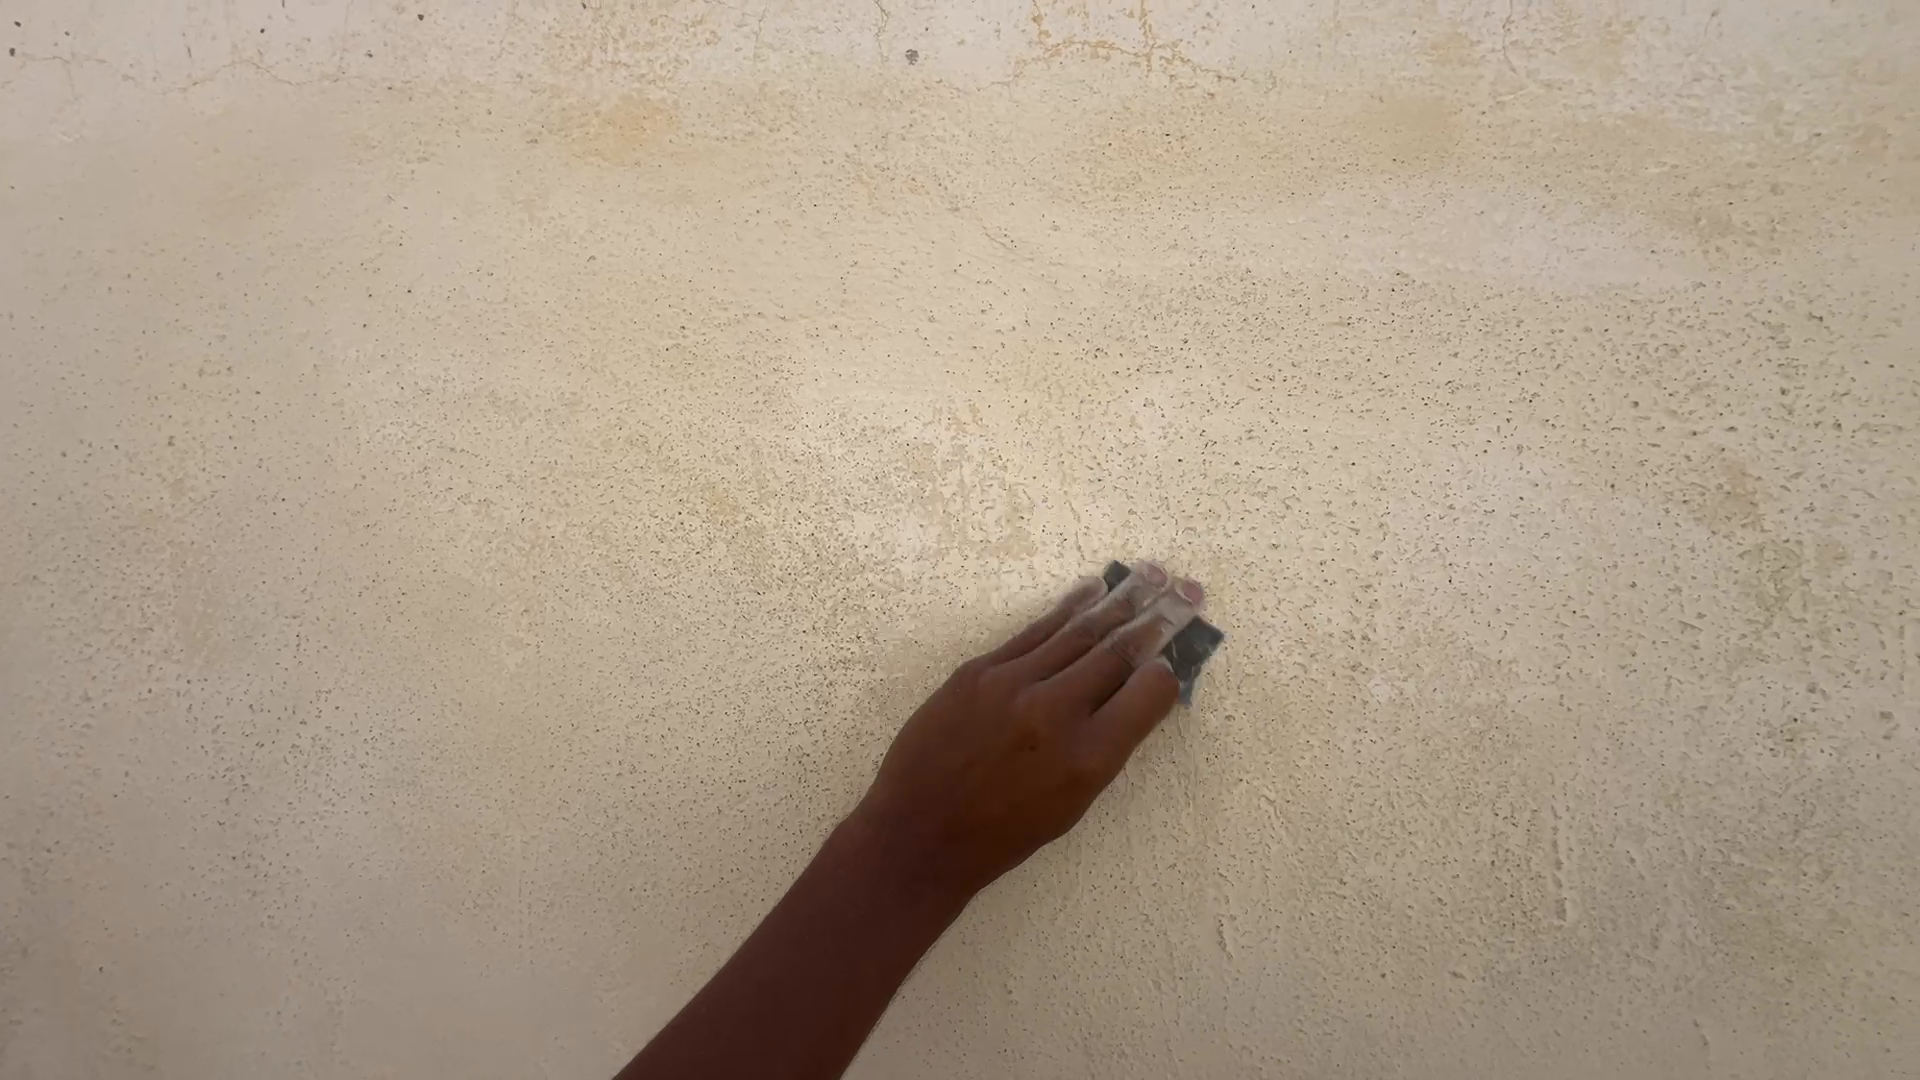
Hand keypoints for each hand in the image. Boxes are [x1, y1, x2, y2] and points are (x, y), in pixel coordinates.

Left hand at [847, 562, 1206, 899]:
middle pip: (1115, 653)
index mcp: (1088, 760)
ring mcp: (1012, 684)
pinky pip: (1033, 632)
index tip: (1172, 660)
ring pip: (1077, 632)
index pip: (1147, 696)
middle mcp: (1054, 713)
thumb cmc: (1004, 832)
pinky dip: (1066, 609)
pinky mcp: (978, 670)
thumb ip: (1106, 746)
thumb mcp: (1073, 804)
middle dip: (1156, 620)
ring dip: (1117, 602)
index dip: (1166, 674)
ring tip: (1149, 577)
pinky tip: (1089, 592)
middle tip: (1184, 590)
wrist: (920, 830)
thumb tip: (1135, 696)